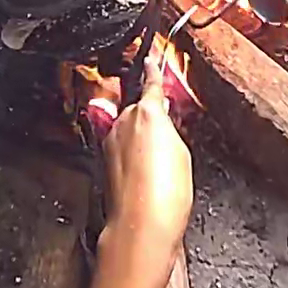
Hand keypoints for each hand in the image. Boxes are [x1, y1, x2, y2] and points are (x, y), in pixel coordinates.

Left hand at [101, 42, 192, 247]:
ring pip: (129, 129)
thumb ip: (170, 128)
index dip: (153, 69)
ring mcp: (112, 139)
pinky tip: (145, 175)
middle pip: (140, 109)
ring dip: (140, 140)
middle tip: (167, 141)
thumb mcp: (182, 153)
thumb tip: (163, 124)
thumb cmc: (167, 193)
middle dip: (151, 119)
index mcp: (148, 111)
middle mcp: (125, 120)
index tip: (150, 60)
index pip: (151, 82)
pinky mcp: (105, 159)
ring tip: (158, 167)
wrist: (142, 227)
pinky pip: (122, 147)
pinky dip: (132, 155)